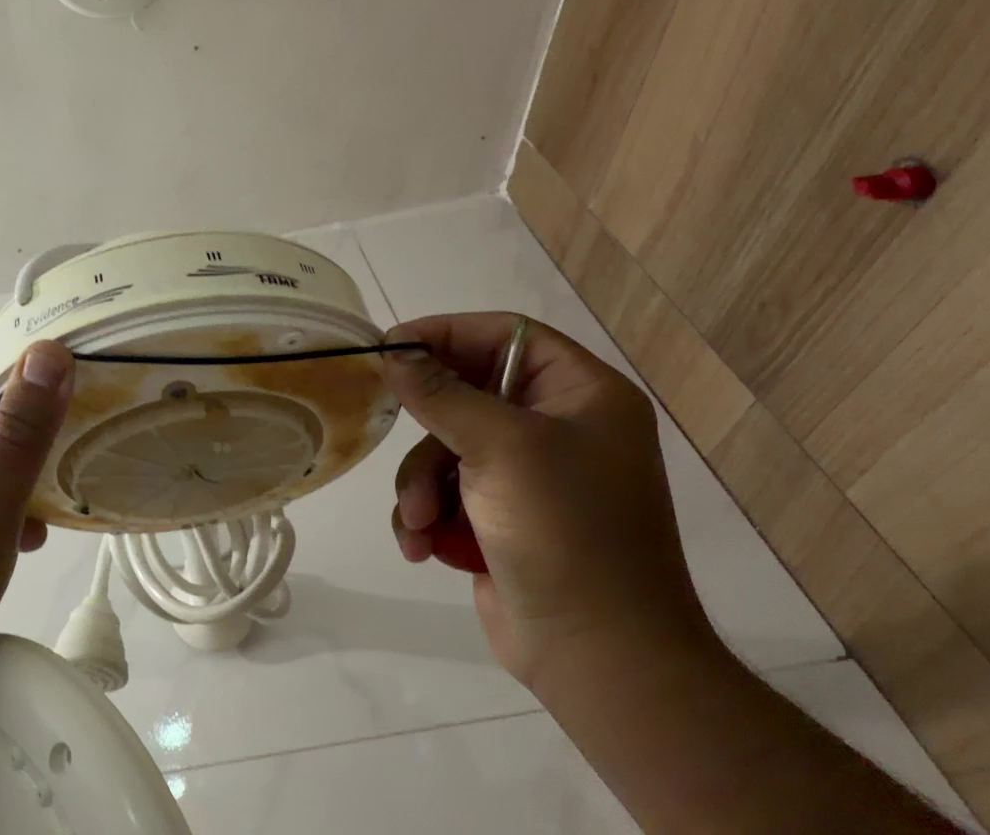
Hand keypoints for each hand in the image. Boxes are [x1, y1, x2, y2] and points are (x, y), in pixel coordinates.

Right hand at [380, 313, 714, 689]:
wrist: (600, 655)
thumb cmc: (566, 533)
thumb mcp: (501, 448)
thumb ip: (441, 393)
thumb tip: (393, 351)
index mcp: (582, 395)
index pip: (505, 335)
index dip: (446, 334)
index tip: (389, 347)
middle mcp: (559, 428)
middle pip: (466, 395)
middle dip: (428, 433)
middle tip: (396, 436)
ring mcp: (530, 478)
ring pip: (445, 451)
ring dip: (422, 486)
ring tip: (423, 524)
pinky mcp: (501, 521)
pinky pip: (447, 495)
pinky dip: (429, 519)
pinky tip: (425, 549)